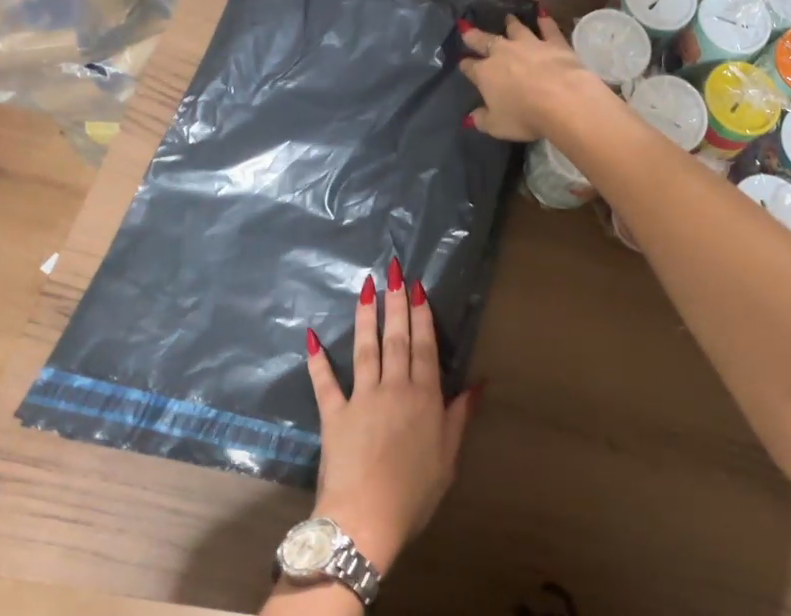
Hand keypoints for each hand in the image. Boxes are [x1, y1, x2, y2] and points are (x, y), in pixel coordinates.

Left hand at [305, 265, 475, 572]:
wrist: (366, 520)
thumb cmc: (414, 492)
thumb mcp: (448, 456)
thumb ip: (460, 415)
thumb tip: (479, 382)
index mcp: (425, 396)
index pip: (426, 346)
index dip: (422, 314)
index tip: (417, 286)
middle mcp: (394, 387)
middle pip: (397, 338)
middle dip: (396, 302)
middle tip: (394, 270)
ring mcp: (361, 398)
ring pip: (366, 348)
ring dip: (366, 316)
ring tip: (365, 287)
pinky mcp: (333, 415)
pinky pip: (325, 382)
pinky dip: (318, 360)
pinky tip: (311, 337)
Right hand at [457, 12, 604, 141]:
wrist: (562, 100)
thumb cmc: (525, 117)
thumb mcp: (497, 126)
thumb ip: (482, 119)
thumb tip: (471, 117)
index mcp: (485, 74)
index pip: (470, 68)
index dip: (465, 66)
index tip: (462, 64)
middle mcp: (504, 53)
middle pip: (486, 41)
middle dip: (475, 36)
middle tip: (468, 29)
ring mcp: (530, 44)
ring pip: (517, 30)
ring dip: (511, 24)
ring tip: (508, 18)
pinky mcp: (554, 42)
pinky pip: (548, 28)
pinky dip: (545, 21)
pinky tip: (543, 15)